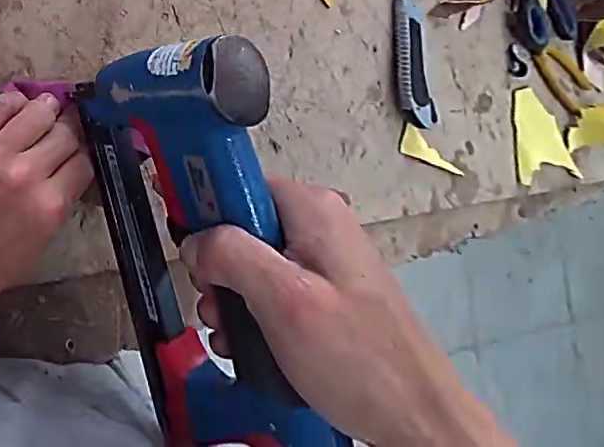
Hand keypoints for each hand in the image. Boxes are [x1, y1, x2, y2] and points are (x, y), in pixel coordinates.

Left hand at [0, 90, 93, 310]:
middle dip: (67, 130)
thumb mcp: (41, 239)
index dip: (81, 153)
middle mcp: (25, 175)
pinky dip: (16, 103)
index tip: (75, 151)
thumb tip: (76, 156)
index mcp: (48, 206)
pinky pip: (3, 103)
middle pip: (65, 132)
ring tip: (42, 113)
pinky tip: (16, 111)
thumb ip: (62, 197)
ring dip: (46, 110)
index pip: (83, 160)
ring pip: (39, 111)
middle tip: (60, 130)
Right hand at [181, 178, 511, 446]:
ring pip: (255, 258)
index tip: (186, 238)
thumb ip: (231, 256)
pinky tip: (251, 342)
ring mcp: (323, 256)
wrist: (418, 421)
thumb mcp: (284, 301)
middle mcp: (318, 221)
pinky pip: (275, 283)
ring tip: (232, 333)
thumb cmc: (363, 362)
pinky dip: (256, 310)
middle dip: (219, 266)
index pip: (238, 183)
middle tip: (215, 304)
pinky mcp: (326, 288)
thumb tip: (195, 241)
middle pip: (243, 223)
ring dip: (234, 295)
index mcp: (312, 207)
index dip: (206, 208)